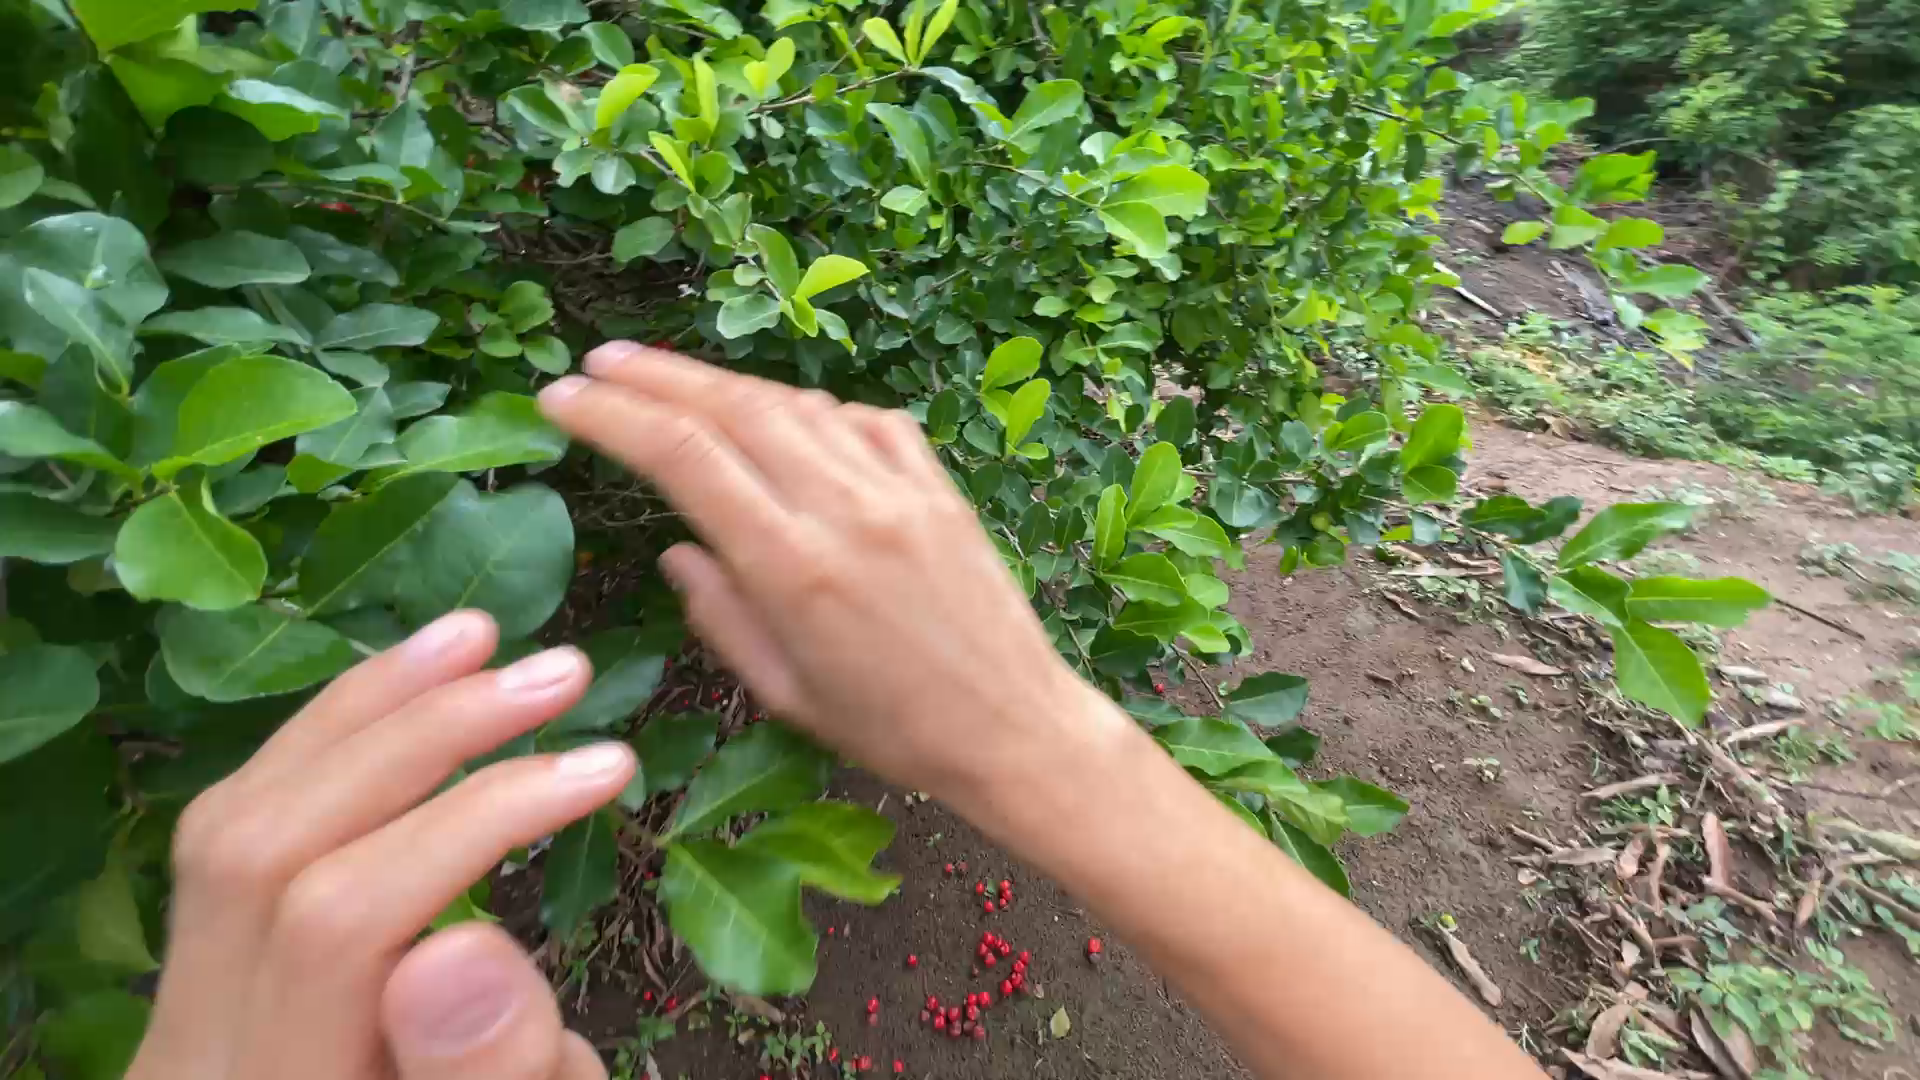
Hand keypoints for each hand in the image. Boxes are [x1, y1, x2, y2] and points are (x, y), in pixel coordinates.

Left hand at [129, 611, 633, 1079]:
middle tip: (564, 673)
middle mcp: (191, 1048)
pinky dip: (339, 734)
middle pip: (272, 849)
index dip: (484, 816)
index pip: (347, 919)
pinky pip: (248, 819)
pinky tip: (412, 681)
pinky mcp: (208, 957)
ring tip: (483, 635)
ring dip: (376, 707)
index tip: (611, 764)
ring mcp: (181, 999)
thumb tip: (456, 945)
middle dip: (434, 736)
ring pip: (240, 817)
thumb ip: (491, 1071)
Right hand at [537, 344, 1127, 806]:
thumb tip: (677, 550)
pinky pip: (868, 422)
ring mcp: (902, 489)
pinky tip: (794, 423)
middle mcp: (846, 509)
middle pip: (736, 409)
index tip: (563, 397)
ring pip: (800, 407)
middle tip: (603, 362)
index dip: (613, 416)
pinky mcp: (942, 488)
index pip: (684, 457)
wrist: (1013, 724)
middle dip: (658, 375)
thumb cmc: (895, 731)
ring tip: (681, 385)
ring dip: (731, 387)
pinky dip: (818, 413)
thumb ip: (721, 614)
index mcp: (794, 568)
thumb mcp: (787, 694)